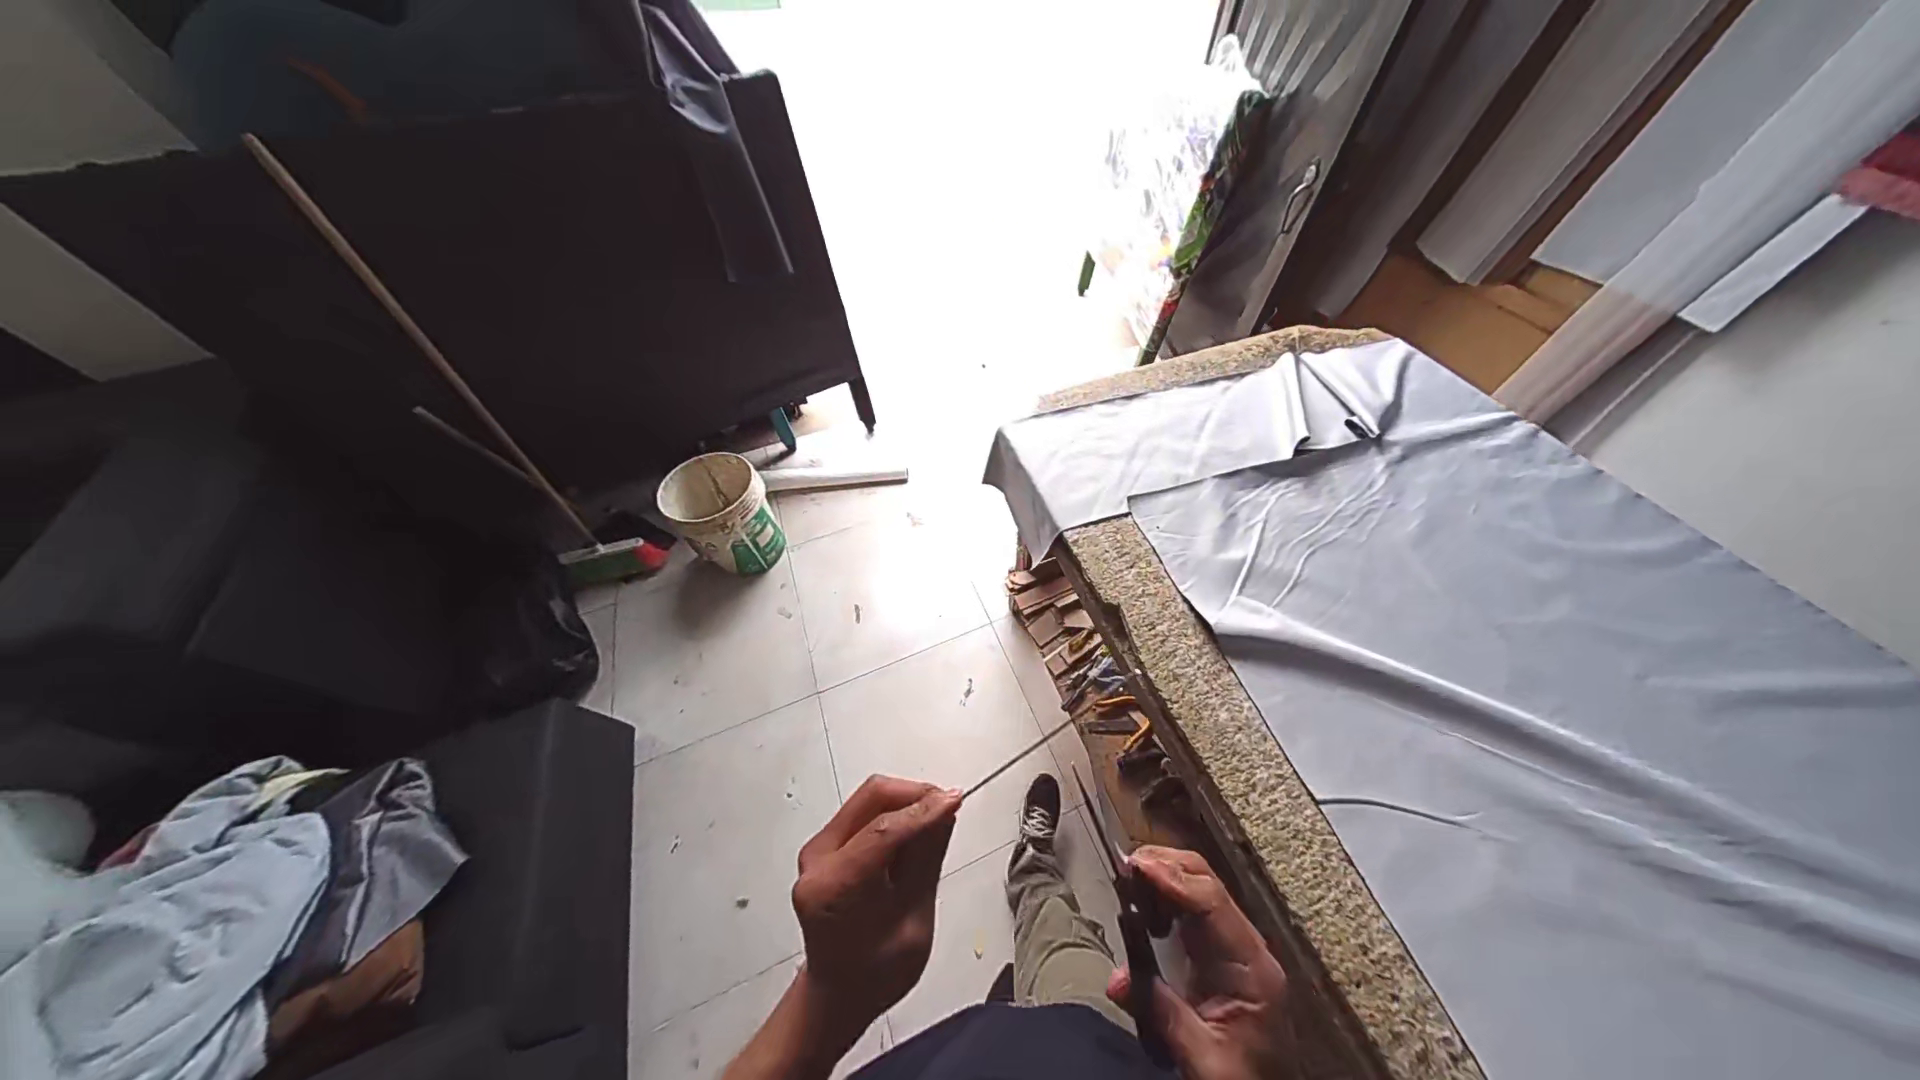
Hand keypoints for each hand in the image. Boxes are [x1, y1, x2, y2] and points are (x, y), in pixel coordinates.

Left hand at [792, 775, 960, 1039]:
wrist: (839, 992)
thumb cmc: (875, 973)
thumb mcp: (914, 922)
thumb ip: (926, 861)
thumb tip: (943, 814)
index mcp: (834, 887)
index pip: (883, 829)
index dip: (924, 809)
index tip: (953, 801)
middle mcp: (817, 860)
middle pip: (871, 798)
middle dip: (914, 794)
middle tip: (948, 804)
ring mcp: (818, 849)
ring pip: (868, 799)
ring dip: (906, 801)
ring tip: (936, 819)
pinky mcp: (827, 845)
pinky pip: (864, 811)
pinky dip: (894, 813)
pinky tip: (916, 830)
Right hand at [1107, 846, 1295, 1079]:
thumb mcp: (1204, 1060)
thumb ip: (1162, 1014)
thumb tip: (1117, 979)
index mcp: (1253, 967)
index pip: (1213, 902)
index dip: (1172, 878)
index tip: (1136, 866)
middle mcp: (1245, 945)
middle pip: (1206, 881)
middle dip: (1165, 865)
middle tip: (1124, 869)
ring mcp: (1231, 944)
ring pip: (1196, 885)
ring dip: (1161, 876)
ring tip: (1129, 887)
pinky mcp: (1215, 950)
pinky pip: (1188, 906)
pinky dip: (1161, 895)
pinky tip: (1143, 908)